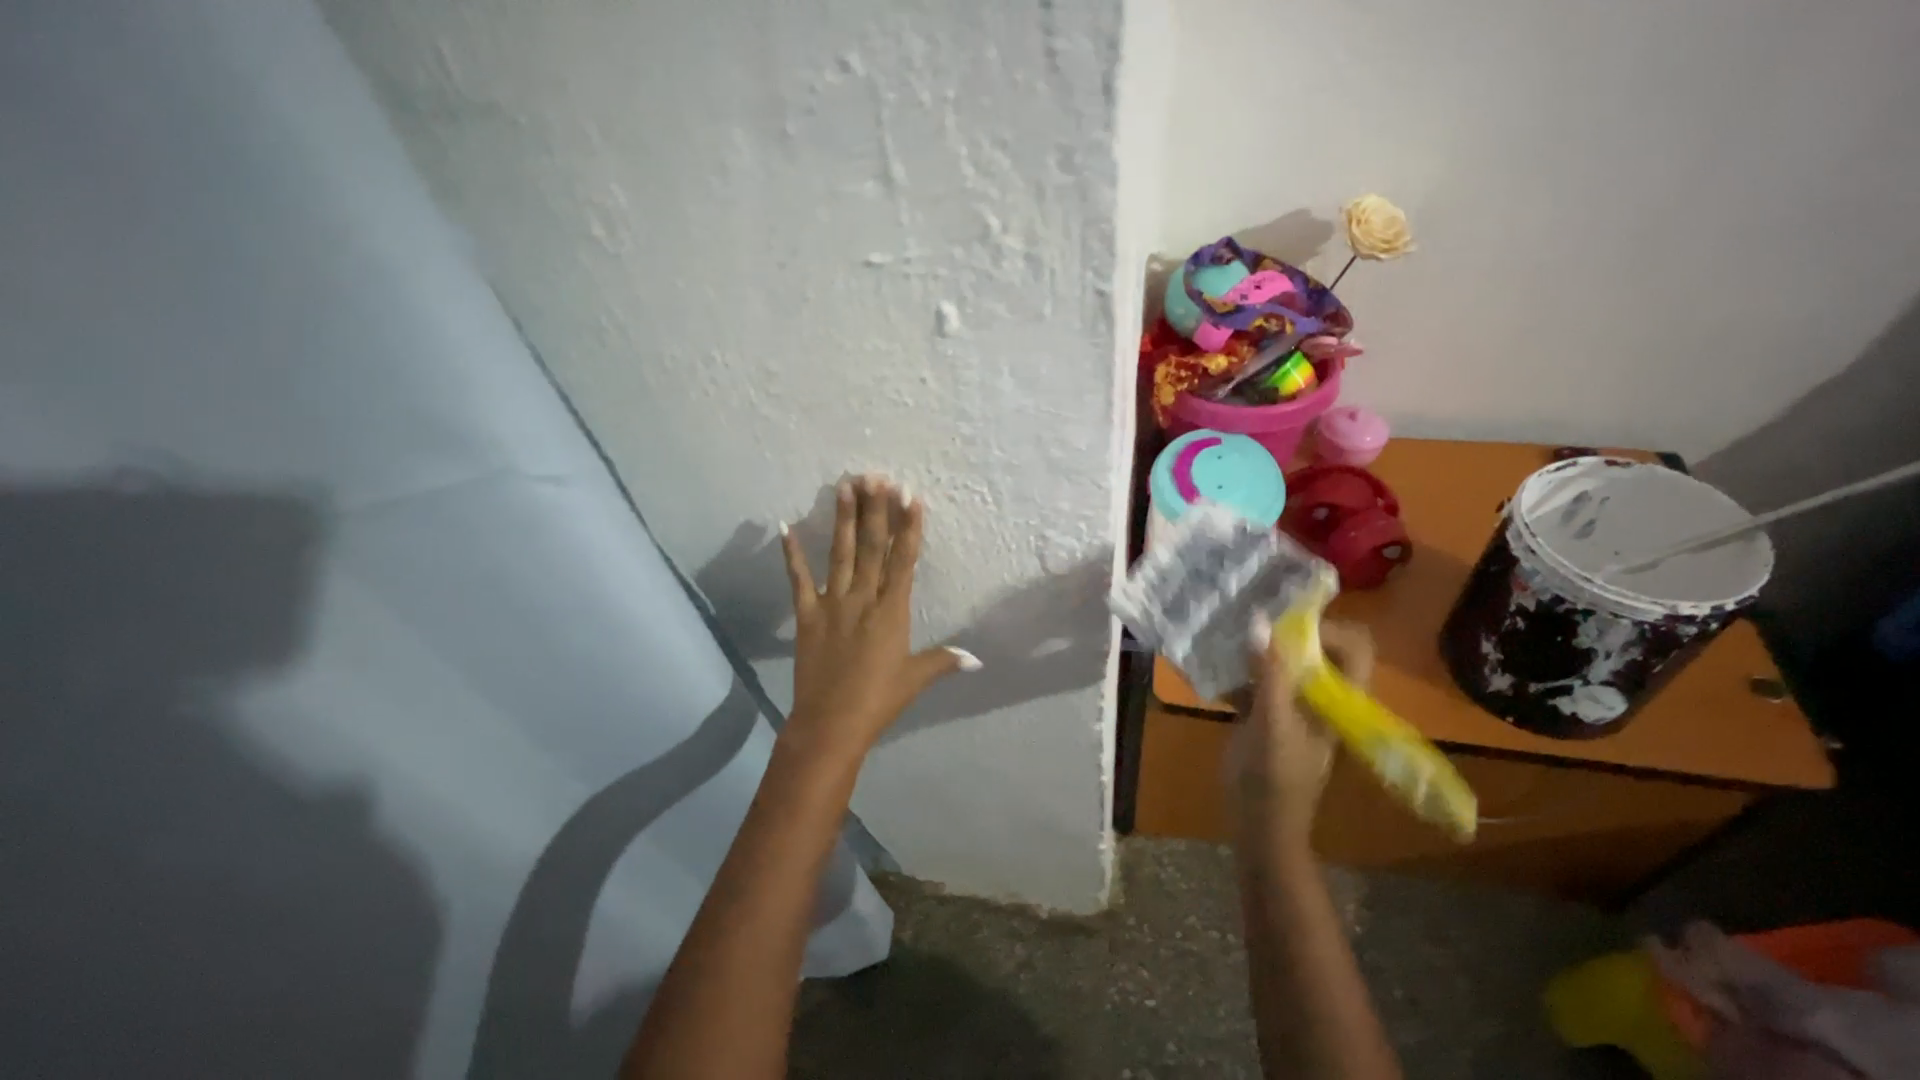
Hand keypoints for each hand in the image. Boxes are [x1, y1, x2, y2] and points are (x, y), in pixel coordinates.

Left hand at [777, 475, 972, 762]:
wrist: (832, 723)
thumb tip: (976, 659)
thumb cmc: (878, 701)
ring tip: (845, 485)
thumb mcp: (915, 680)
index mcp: (893, 611)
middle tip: (876, 475)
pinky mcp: (806, 615)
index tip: (911, 496)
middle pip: (871, 547)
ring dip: (843, 518)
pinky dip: (792, 554)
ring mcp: (832, 604)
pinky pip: (798, 580)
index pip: (903, 559)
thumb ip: (943, 662)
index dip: (908, 526)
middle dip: (876, 510)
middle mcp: (863, 598)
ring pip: (840, 553)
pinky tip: (785, 526)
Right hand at [1224, 619, 1374, 849]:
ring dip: (1255, 650)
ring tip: (1224, 639)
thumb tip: (1259, 621)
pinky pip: (1256, 681)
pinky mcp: (1265, 716)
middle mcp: (1321, 696)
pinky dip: (1237, 672)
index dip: (1325, 629)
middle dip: (1282, 633)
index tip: (1284, 626)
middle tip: (1249, 624)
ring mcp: (1293, 706)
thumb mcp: (1272, 723)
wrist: (1259, 826)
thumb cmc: (1275, 779)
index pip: (1352, 646)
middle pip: (1314, 649)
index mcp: (1339, 698)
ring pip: (1282, 663)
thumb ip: (1270, 673)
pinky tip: (1211, 670)